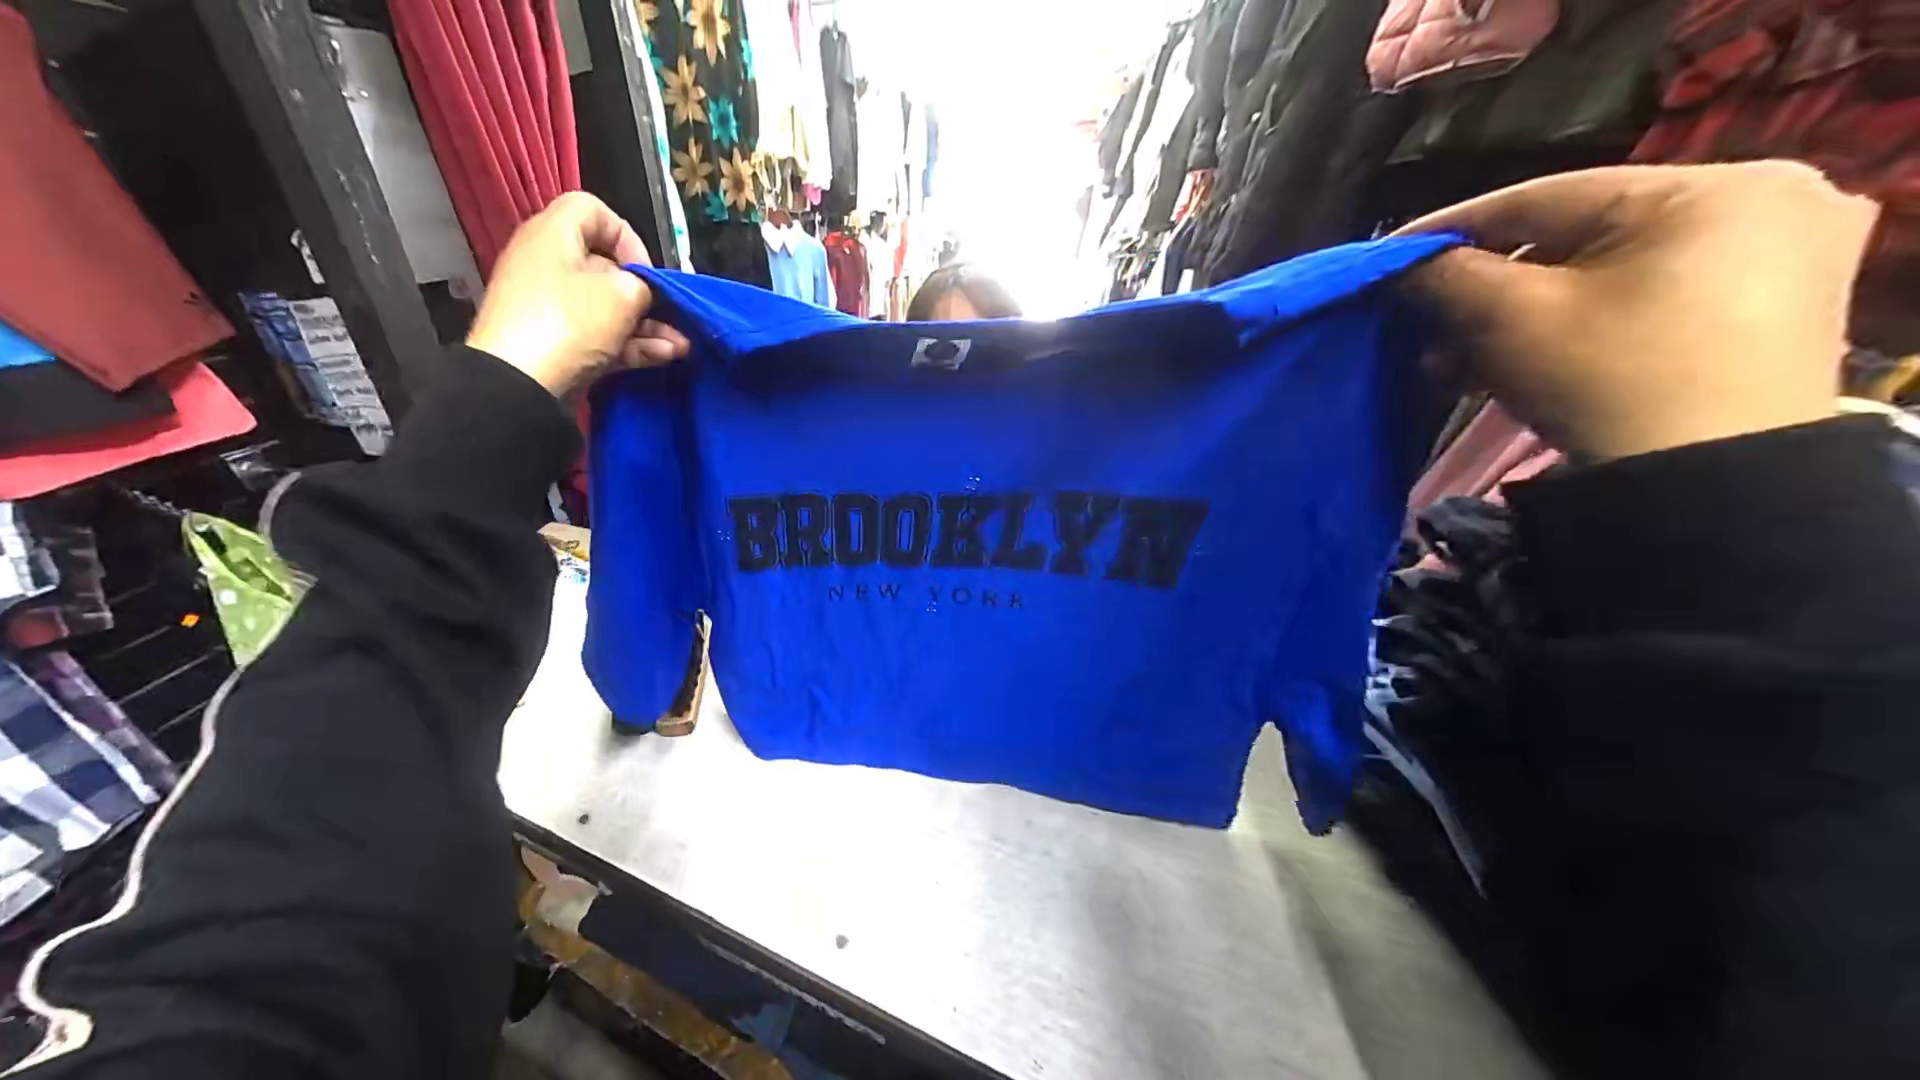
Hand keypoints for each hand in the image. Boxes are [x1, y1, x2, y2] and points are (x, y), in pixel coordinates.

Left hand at [466, 192, 690, 396]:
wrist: (521, 382)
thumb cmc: (571, 321)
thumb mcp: (623, 295)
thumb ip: (644, 286)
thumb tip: (643, 293)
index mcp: (554, 235)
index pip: (593, 209)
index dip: (627, 236)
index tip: (646, 270)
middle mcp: (550, 264)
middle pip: (607, 267)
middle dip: (647, 295)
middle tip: (671, 314)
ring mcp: (553, 306)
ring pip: (610, 307)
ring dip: (649, 327)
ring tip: (681, 346)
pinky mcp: (558, 341)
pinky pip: (602, 334)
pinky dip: (633, 344)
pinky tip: (665, 357)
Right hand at [1396, 162, 1879, 460]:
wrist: (1706, 490)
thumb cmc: (1608, 380)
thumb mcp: (1511, 319)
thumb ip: (1449, 276)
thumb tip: (1403, 265)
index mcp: (1711, 188)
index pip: (1544, 197)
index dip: (1452, 228)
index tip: (1389, 255)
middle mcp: (1760, 204)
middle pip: (1573, 239)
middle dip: (1484, 289)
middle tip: (1422, 323)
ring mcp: (1771, 260)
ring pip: (1598, 274)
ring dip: (1514, 315)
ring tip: (1453, 358)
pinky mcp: (1760, 312)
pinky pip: (1634, 300)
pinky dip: (1563, 327)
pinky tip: (1506, 361)